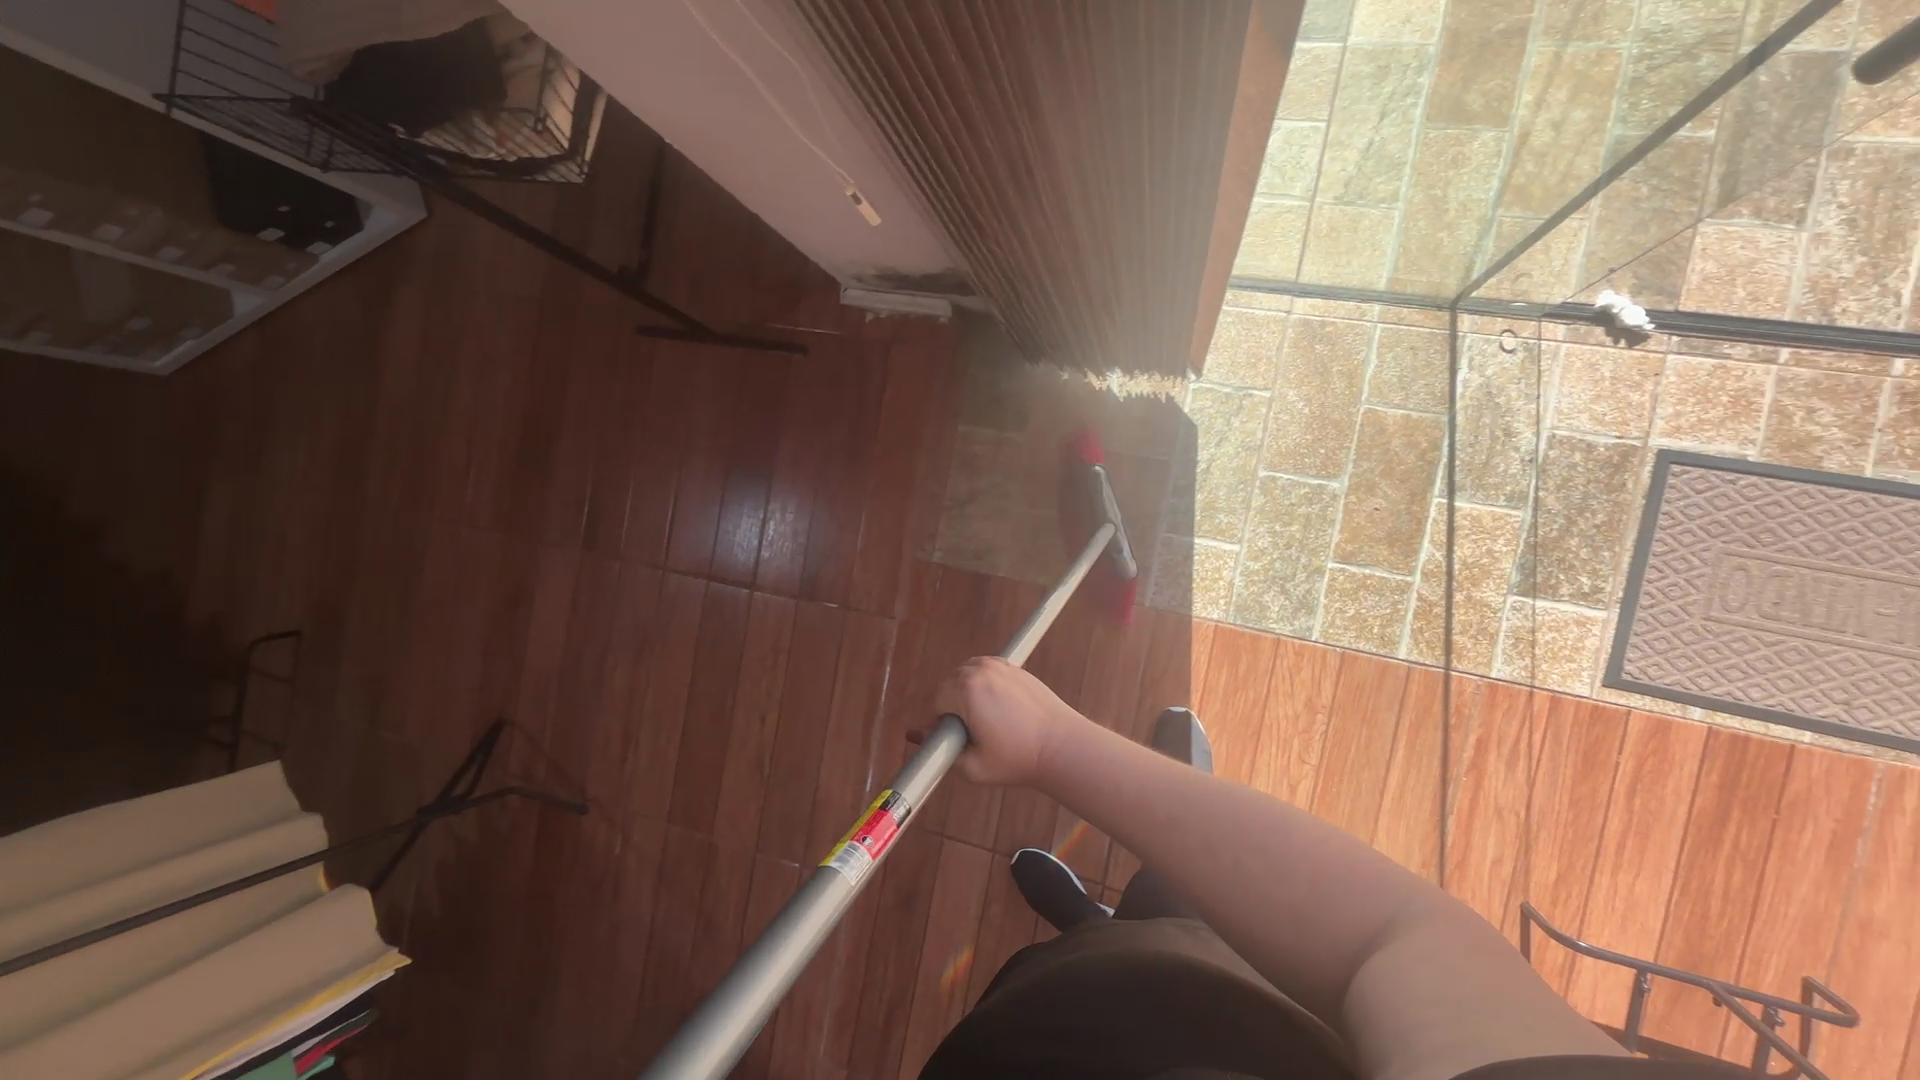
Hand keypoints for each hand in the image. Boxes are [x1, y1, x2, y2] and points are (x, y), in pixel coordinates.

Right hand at [927, 657, 1087, 786]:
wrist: (1061, 746)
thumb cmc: (1018, 758)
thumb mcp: (971, 768)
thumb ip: (939, 751)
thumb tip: (917, 735)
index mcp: (965, 689)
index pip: (936, 703)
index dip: (943, 725)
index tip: (961, 741)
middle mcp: (980, 668)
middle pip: (949, 686)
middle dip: (956, 708)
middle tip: (977, 735)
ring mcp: (999, 664)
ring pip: (966, 678)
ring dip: (969, 696)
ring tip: (990, 723)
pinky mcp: (1013, 666)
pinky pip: (985, 674)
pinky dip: (985, 688)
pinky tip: (1000, 711)